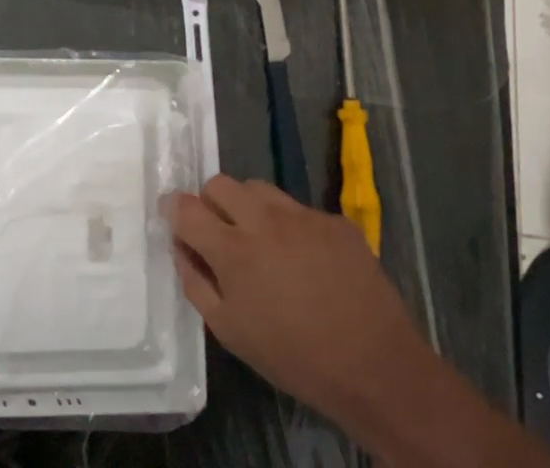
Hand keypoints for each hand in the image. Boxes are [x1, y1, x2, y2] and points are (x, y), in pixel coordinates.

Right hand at [170, 175, 432, 417]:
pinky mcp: (337, 222)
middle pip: (220, 183)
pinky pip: (299, 210)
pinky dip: (290, 226)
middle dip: (210, 203)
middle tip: (219, 234)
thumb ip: (196, 283)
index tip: (176, 222)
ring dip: (248, 207)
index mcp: (233, 250)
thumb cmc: (293, 356)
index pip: (186, 207)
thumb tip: (182, 249)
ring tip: (261, 242)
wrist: (376, 367)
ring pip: (260, 188)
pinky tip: (305, 260)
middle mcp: (265, 221)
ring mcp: (305, 217)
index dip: (173, 210)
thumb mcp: (229, 331)